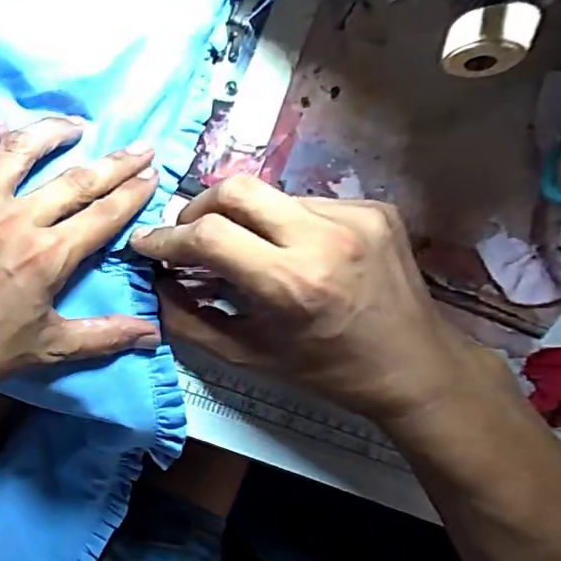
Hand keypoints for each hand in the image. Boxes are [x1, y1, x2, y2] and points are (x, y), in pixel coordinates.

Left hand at [0, 118, 161, 415]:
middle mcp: (16, 220)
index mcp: (48, 255)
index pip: (104, 214)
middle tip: (139, 147)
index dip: (133, 192)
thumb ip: (104, 336)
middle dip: (114, 163)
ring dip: (51, 133)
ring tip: (74, 126)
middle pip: (75, 180)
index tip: (152, 173)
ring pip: (17, 151)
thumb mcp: (50, 348)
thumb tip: (152, 336)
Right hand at [129, 176, 505, 422]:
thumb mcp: (249, 356)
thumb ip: (191, 321)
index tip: (147, 244)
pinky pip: (306, 202)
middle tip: (188, 235)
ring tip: (247, 251)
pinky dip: (284, 223)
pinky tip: (293, 251)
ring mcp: (355, 215)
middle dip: (197, 207)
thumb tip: (156, 286)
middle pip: (236, 189)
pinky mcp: (374, 208)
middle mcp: (324, 237)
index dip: (167, 237)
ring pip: (271, 195)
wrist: (413, 365)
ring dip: (244, 218)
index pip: (209, 235)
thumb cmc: (325, 371)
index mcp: (291, 284)